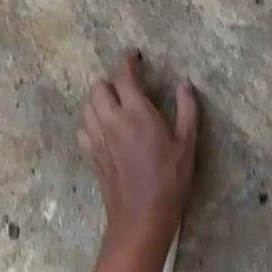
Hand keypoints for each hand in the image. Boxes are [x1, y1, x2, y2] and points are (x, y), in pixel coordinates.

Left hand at [77, 50, 198, 252]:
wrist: (141, 217)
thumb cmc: (170, 179)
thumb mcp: (187, 144)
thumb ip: (187, 110)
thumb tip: (185, 85)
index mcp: (136, 113)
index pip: (123, 75)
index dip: (126, 60)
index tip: (134, 54)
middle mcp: (111, 120)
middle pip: (97, 87)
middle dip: (111, 80)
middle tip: (129, 84)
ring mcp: (97, 139)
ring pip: (87, 106)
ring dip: (99, 100)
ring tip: (117, 104)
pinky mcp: (91, 156)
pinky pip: (84, 129)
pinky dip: (93, 122)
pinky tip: (107, 130)